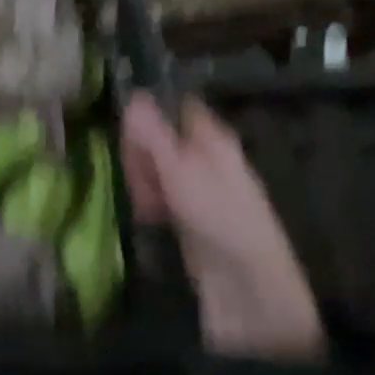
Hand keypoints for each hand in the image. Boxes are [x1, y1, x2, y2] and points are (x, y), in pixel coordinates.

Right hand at [121, 93, 324, 361]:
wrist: (245, 280)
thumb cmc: (218, 217)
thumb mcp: (180, 171)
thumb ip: (154, 134)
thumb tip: (134, 94)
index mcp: (212, 139)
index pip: (172, 107)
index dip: (147, 114)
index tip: (129, 132)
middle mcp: (205, 156)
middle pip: (157, 137)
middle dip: (139, 155)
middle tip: (140, 178)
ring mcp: (197, 183)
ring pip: (153, 166)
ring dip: (142, 181)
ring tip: (148, 203)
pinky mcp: (188, 208)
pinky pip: (159, 191)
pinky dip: (150, 200)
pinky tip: (151, 216)